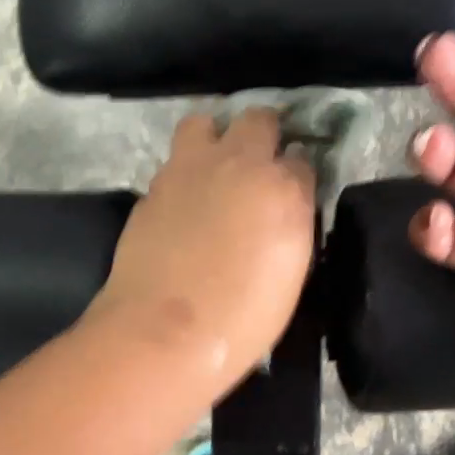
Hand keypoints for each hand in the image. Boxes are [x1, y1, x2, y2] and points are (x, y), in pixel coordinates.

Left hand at [92, 109, 316, 382]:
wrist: (164, 333)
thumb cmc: (241, 321)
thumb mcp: (289, 276)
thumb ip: (290, 229)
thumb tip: (281, 213)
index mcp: (283, 190)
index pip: (302, 160)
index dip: (296, 175)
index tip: (291, 193)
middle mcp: (238, 165)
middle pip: (258, 120)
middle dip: (263, 135)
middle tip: (258, 166)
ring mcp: (188, 170)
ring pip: (204, 123)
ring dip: (214, 138)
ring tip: (214, 169)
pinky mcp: (152, 188)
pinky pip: (173, 163)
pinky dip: (183, 175)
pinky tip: (183, 205)